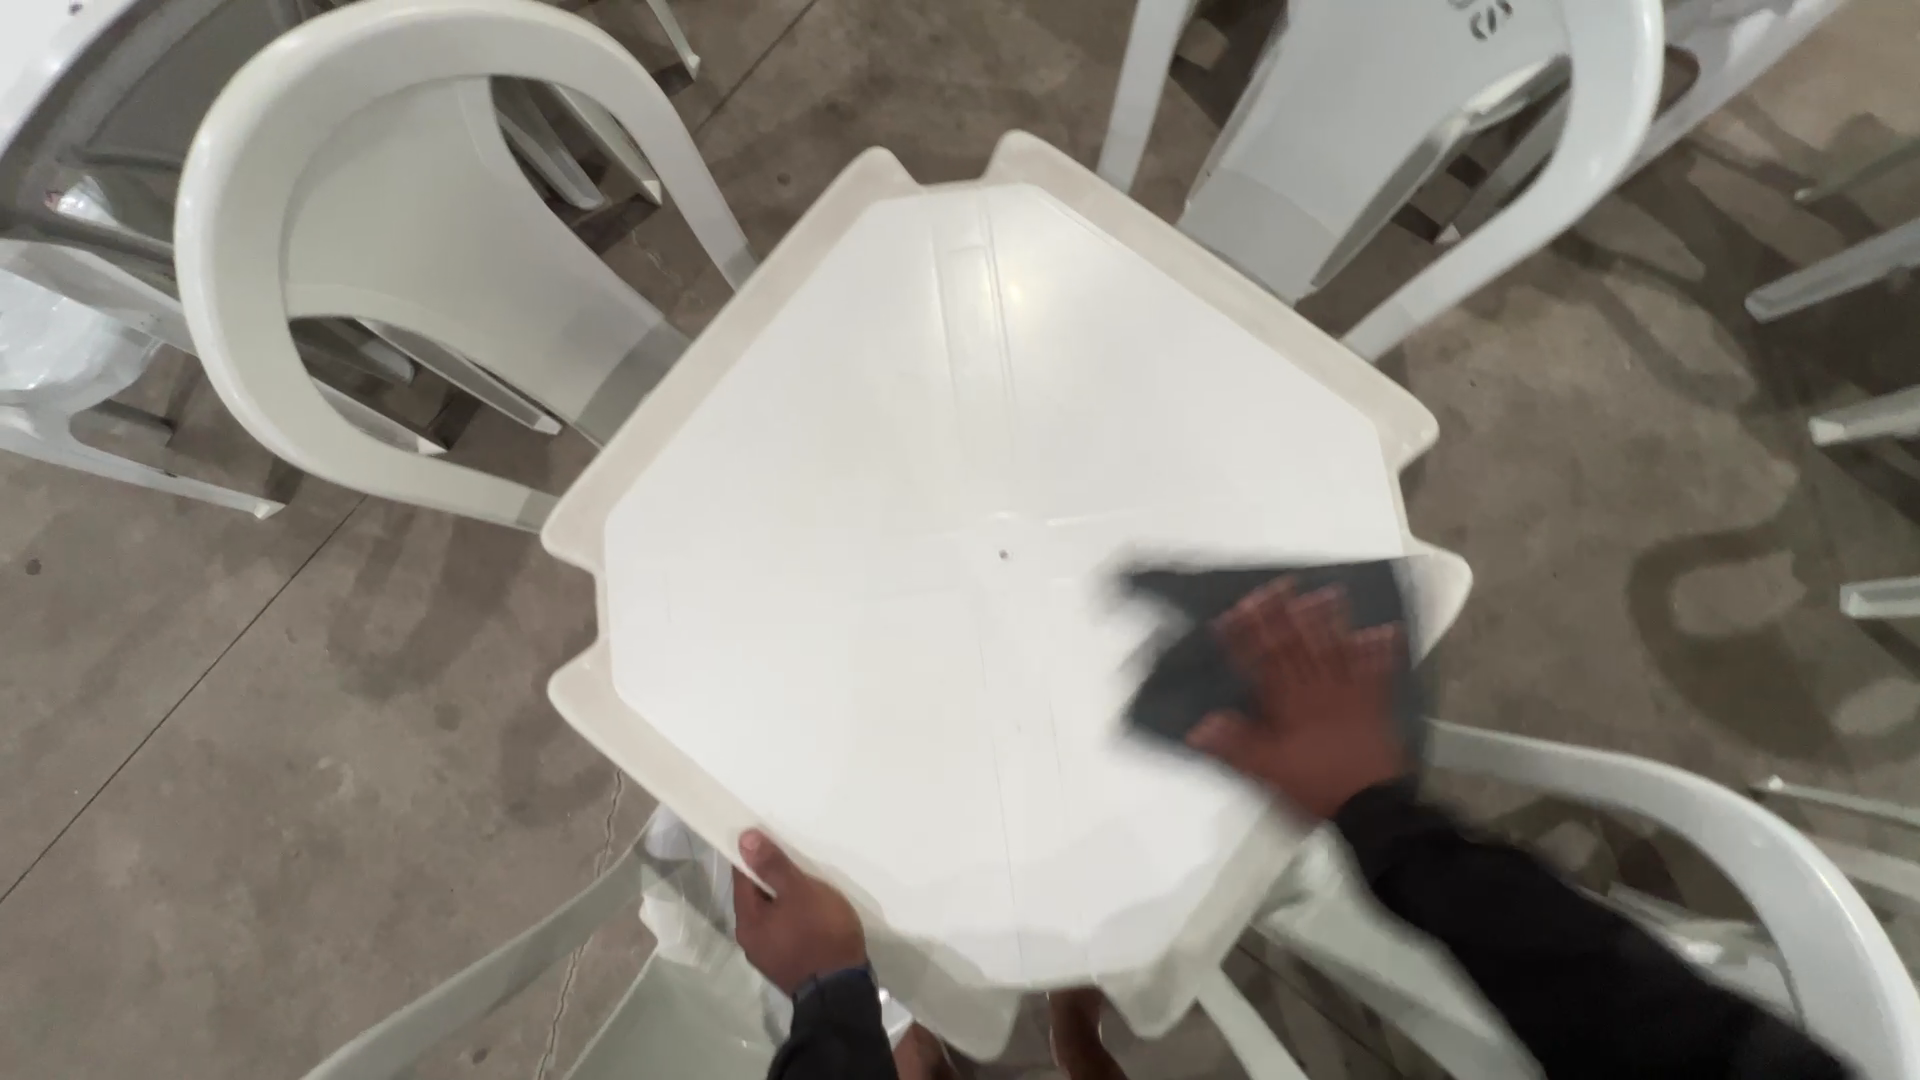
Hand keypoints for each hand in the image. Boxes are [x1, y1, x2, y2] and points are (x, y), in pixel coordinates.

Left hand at [732, 829, 867, 996]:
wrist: (842, 988)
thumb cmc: (819, 932)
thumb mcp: (799, 891)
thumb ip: (773, 866)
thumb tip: (744, 839)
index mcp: (748, 921)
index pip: (742, 876)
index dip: (753, 853)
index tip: (767, 834)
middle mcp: (751, 939)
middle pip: (757, 895)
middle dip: (771, 874)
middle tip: (792, 852)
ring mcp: (770, 954)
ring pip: (773, 912)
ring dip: (785, 895)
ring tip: (806, 877)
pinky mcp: (789, 961)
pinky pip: (785, 927)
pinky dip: (794, 913)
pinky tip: (812, 906)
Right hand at [1185, 579, 1408, 819]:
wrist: (1373, 808)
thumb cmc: (1315, 786)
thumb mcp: (1266, 772)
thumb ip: (1234, 746)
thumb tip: (1198, 726)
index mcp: (1287, 704)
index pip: (1261, 662)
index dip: (1245, 635)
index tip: (1233, 610)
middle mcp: (1316, 691)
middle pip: (1297, 647)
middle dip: (1284, 614)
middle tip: (1277, 585)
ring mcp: (1348, 696)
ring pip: (1335, 651)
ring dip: (1330, 622)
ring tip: (1325, 592)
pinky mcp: (1374, 707)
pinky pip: (1377, 673)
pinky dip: (1380, 651)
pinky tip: (1382, 630)